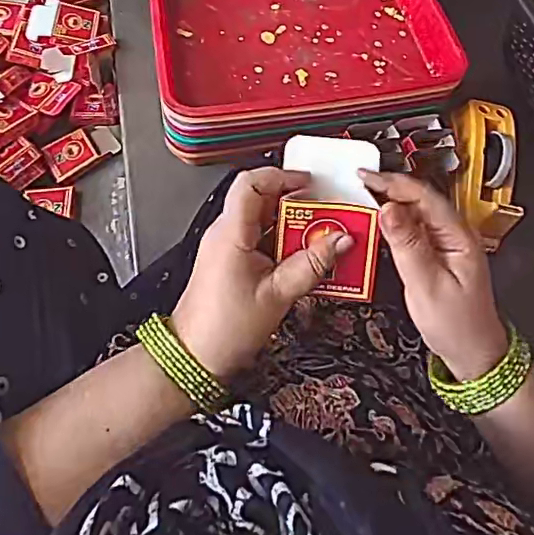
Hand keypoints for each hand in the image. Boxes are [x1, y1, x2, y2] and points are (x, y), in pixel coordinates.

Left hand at [171, 167, 350, 378]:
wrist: (193, 359)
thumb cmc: (223, 329)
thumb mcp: (278, 295)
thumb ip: (312, 264)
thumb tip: (340, 241)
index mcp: (231, 232)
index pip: (252, 181)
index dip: (283, 175)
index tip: (310, 184)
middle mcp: (225, 231)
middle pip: (262, 197)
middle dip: (296, 201)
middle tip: (324, 213)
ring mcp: (227, 244)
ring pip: (263, 217)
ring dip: (292, 223)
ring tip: (319, 237)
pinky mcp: (231, 259)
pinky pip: (261, 237)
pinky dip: (283, 240)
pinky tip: (302, 257)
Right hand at [364, 170, 507, 378]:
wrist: (475, 357)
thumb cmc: (457, 327)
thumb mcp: (427, 286)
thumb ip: (406, 245)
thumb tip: (388, 209)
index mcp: (459, 236)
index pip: (424, 196)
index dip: (393, 183)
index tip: (366, 177)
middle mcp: (455, 233)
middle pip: (420, 198)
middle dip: (389, 187)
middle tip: (359, 182)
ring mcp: (447, 241)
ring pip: (416, 210)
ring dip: (390, 200)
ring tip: (364, 195)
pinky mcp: (438, 251)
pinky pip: (414, 225)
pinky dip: (395, 219)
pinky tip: (379, 220)